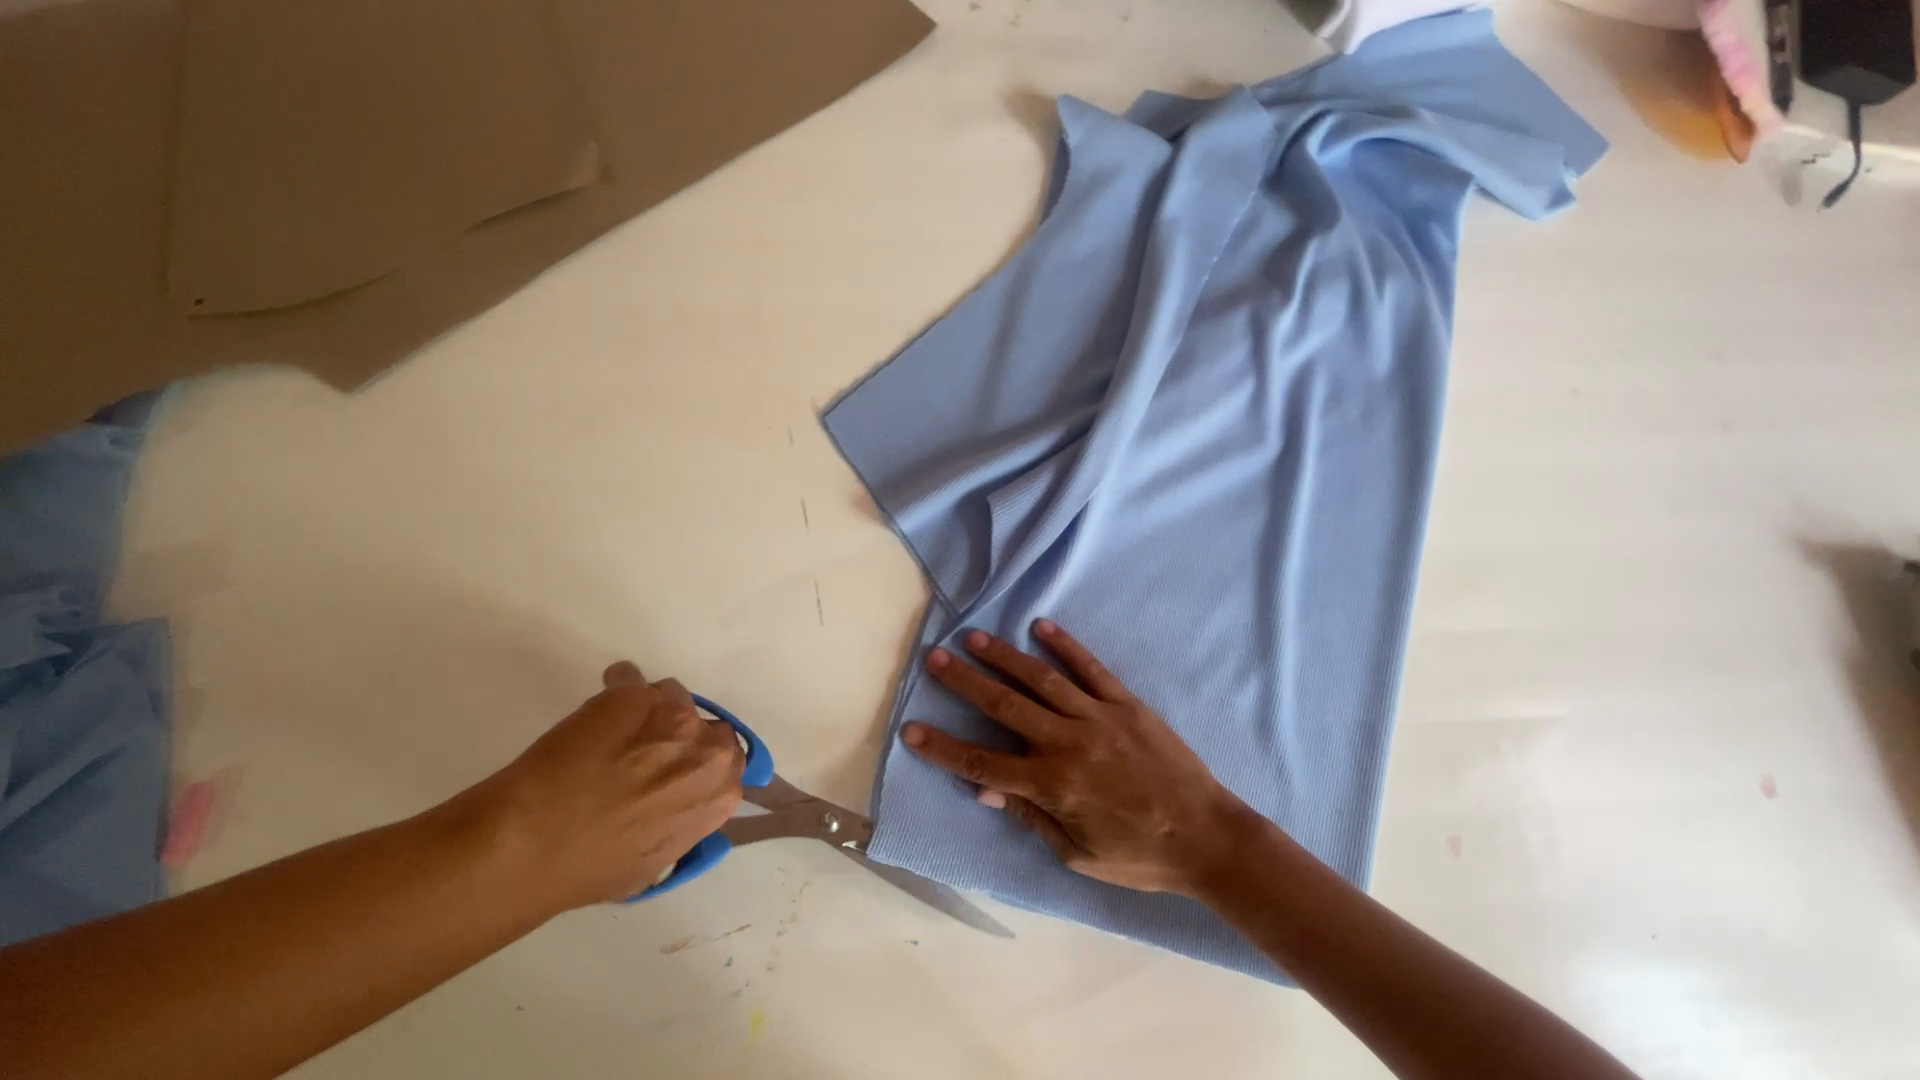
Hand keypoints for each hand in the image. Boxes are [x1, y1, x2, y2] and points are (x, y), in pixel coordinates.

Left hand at [450, 662, 744, 914]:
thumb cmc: (595, 866)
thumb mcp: (657, 862)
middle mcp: (710, 748)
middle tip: (643, 754)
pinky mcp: (634, 694)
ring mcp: (674, 715)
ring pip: (669, 698)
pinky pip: (628, 677)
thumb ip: (680, 824)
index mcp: (721, 793)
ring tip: (610, 735)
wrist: (537, 840)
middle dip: (680, 737)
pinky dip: (614, 690)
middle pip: (704, 727)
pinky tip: (590, 716)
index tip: (671, 773)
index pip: (723, 764)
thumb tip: (670, 811)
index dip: (695, 765)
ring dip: (648, 713)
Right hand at [901, 620, 1256, 895]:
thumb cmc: (1139, 855)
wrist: (1207, 836)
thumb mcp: (1077, 853)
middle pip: (1004, 705)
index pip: (981, 763)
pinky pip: (1090, 668)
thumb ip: (1031, 816)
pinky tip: (1041, 627)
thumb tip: (986, 790)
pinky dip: (1065, 646)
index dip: (942, 747)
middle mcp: (1067, 743)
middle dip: (965, 681)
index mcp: (1051, 785)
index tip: (912, 730)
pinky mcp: (1127, 704)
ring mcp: (1098, 718)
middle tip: (935, 658)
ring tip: (975, 637)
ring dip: (1004, 656)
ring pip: (1041, 679)